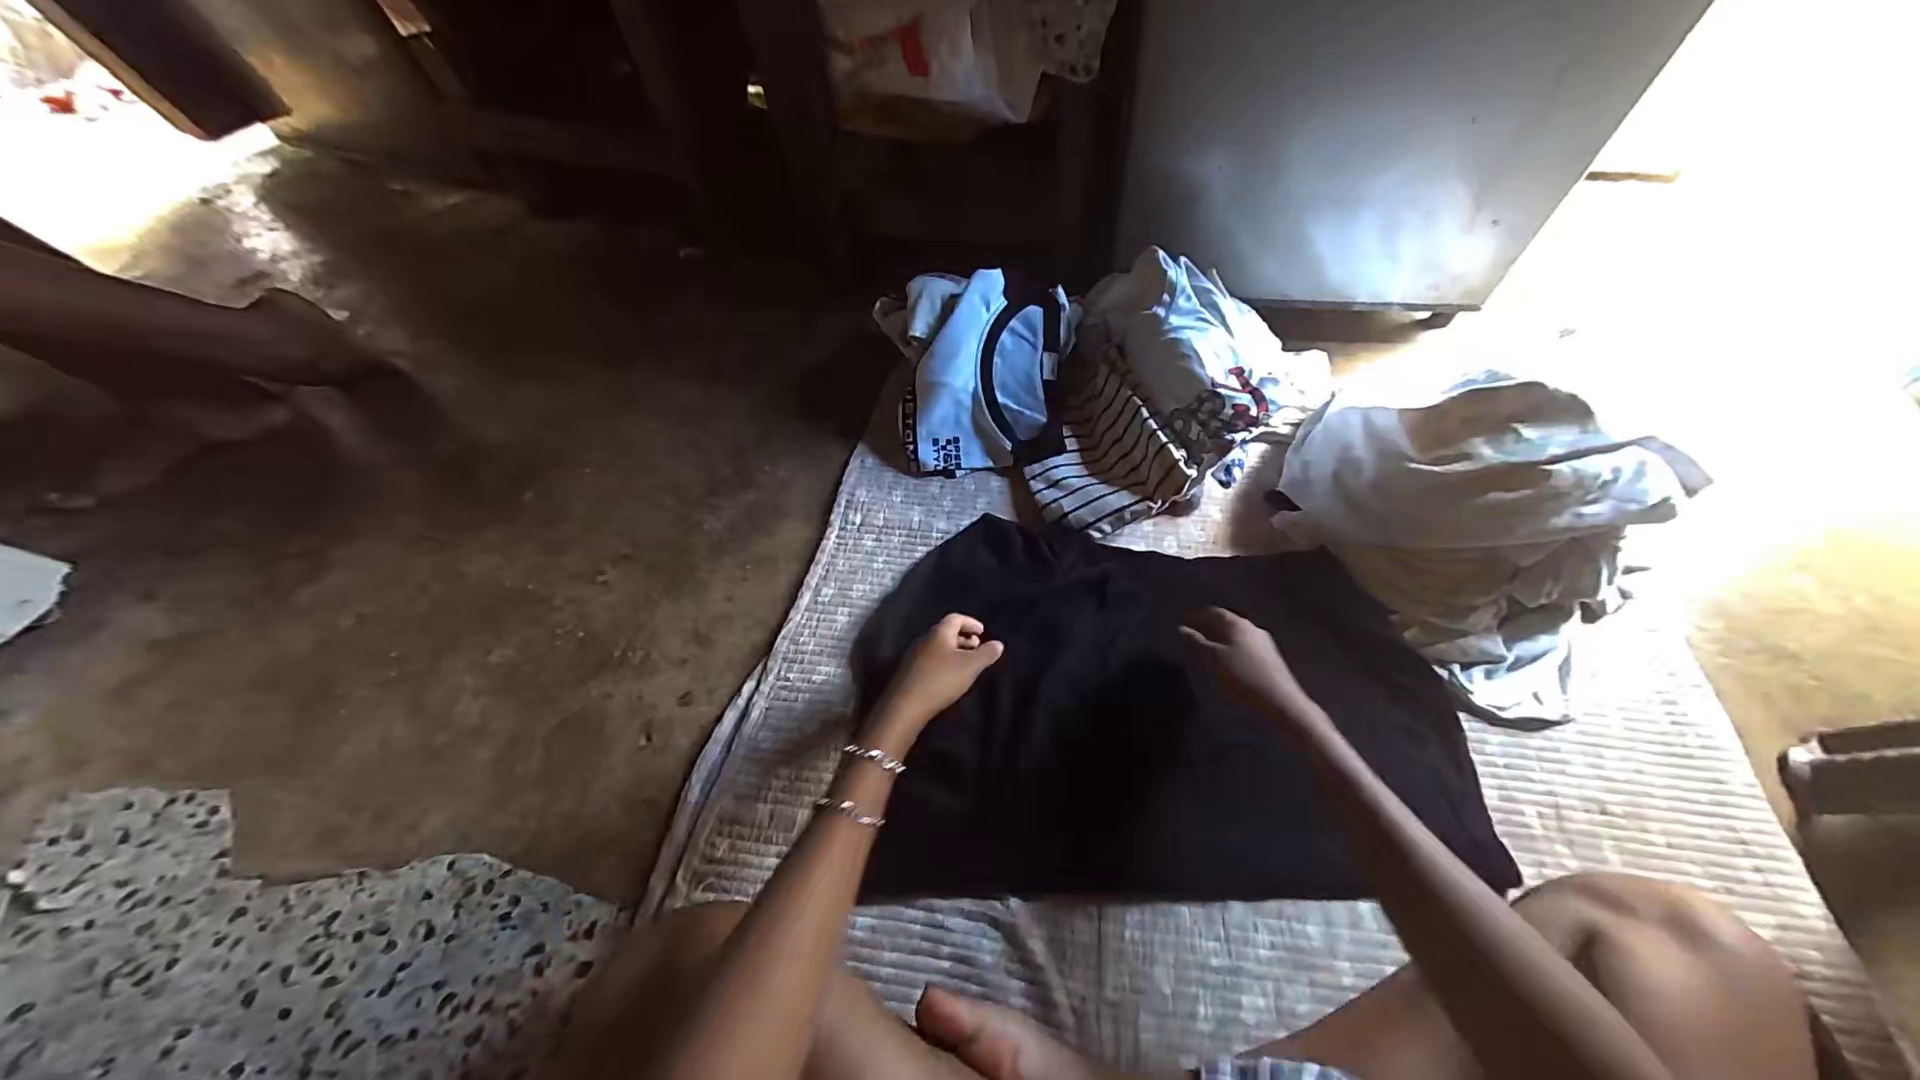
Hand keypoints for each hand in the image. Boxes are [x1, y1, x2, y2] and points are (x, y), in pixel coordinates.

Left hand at [863, 614, 1004, 750]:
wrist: (905, 704)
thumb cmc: (941, 679)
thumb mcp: (971, 666)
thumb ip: (986, 654)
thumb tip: (998, 644)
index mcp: (939, 633)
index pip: (955, 618)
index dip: (970, 623)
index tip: (982, 631)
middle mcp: (924, 639)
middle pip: (945, 632)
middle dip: (963, 637)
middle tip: (977, 647)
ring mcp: (913, 655)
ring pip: (937, 647)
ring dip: (953, 651)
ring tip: (966, 663)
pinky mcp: (908, 672)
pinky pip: (930, 659)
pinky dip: (943, 662)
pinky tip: (949, 677)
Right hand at [1179, 607, 1331, 734]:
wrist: (1279, 700)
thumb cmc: (1242, 676)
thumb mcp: (1213, 658)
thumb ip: (1197, 641)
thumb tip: (1183, 629)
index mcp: (1238, 625)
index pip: (1215, 612)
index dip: (1199, 614)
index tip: (1186, 617)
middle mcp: (1253, 629)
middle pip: (1227, 622)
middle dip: (1210, 625)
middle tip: (1194, 630)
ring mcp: (1264, 643)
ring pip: (1236, 635)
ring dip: (1220, 637)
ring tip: (1206, 645)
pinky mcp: (1270, 658)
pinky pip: (1244, 646)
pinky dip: (1230, 647)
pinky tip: (1226, 659)